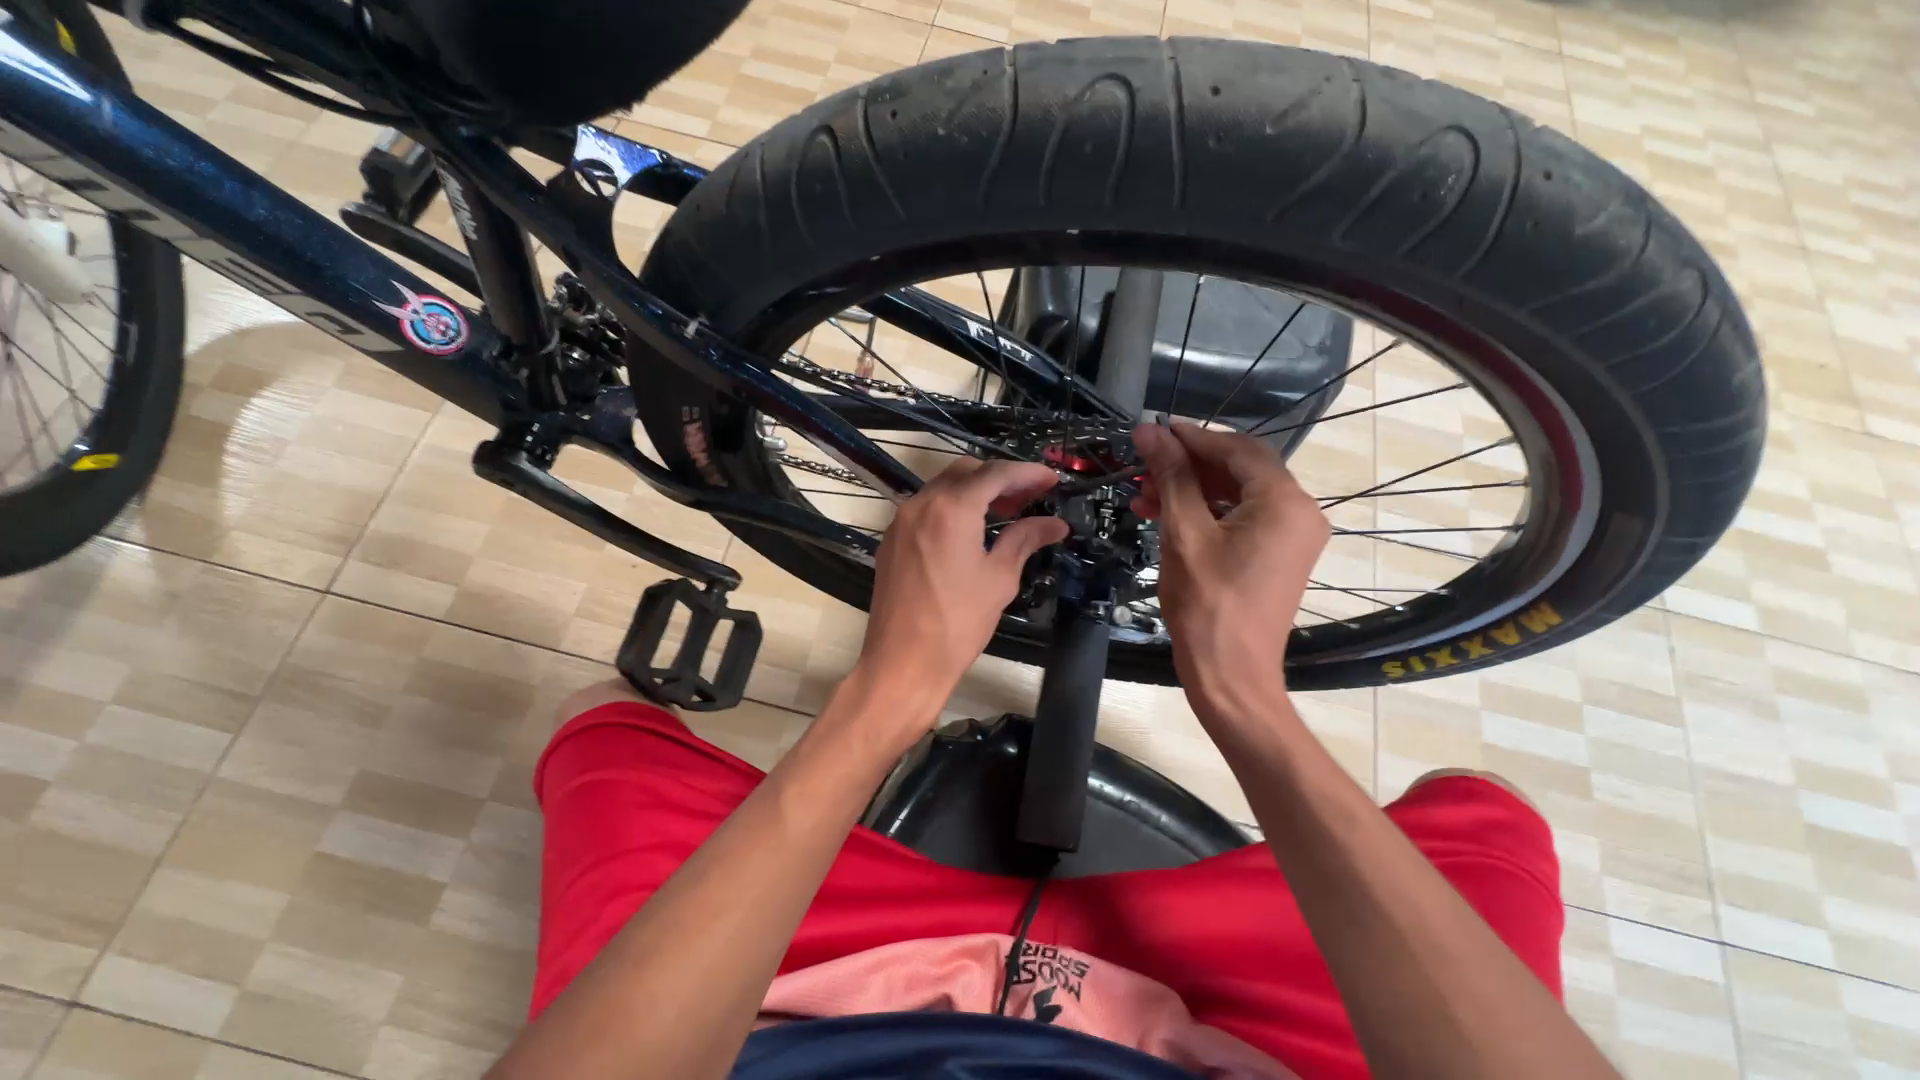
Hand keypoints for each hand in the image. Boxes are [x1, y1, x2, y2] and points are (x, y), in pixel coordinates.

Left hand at [853, 460, 1068, 719]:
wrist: (903, 661)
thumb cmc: (958, 622)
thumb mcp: (999, 578)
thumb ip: (1024, 540)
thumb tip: (1054, 524)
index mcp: (952, 508)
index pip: (995, 474)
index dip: (1027, 473)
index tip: (1051, 480)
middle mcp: (921, 503)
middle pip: (966, 473)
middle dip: (1000, 479)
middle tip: (1030, 498)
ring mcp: (901, 521)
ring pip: (942, 488)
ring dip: (975, 492)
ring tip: (1006, 514)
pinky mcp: (891, 541)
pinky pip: (926, 509)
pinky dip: (952, 509)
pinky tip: (972, 532)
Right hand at [1131, 422, 1328, 706]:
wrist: (1231, 676)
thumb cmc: (1207, 605)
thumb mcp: (1184, 534)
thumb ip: (1172, 476)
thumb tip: (1150, 430)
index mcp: (1284, 501)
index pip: (1236, 448)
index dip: (1191, 437)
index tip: (1150, 432)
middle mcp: (1300, 511)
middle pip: (1241, 467)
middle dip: (1189, 464)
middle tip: (1143, 467)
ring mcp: (1294, 535)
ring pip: (1239, 493)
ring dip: (1193, 489)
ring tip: (1145, 497)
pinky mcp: (1281, 555)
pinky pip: (1244, 518)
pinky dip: (1208, 512)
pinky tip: (1167, 516)